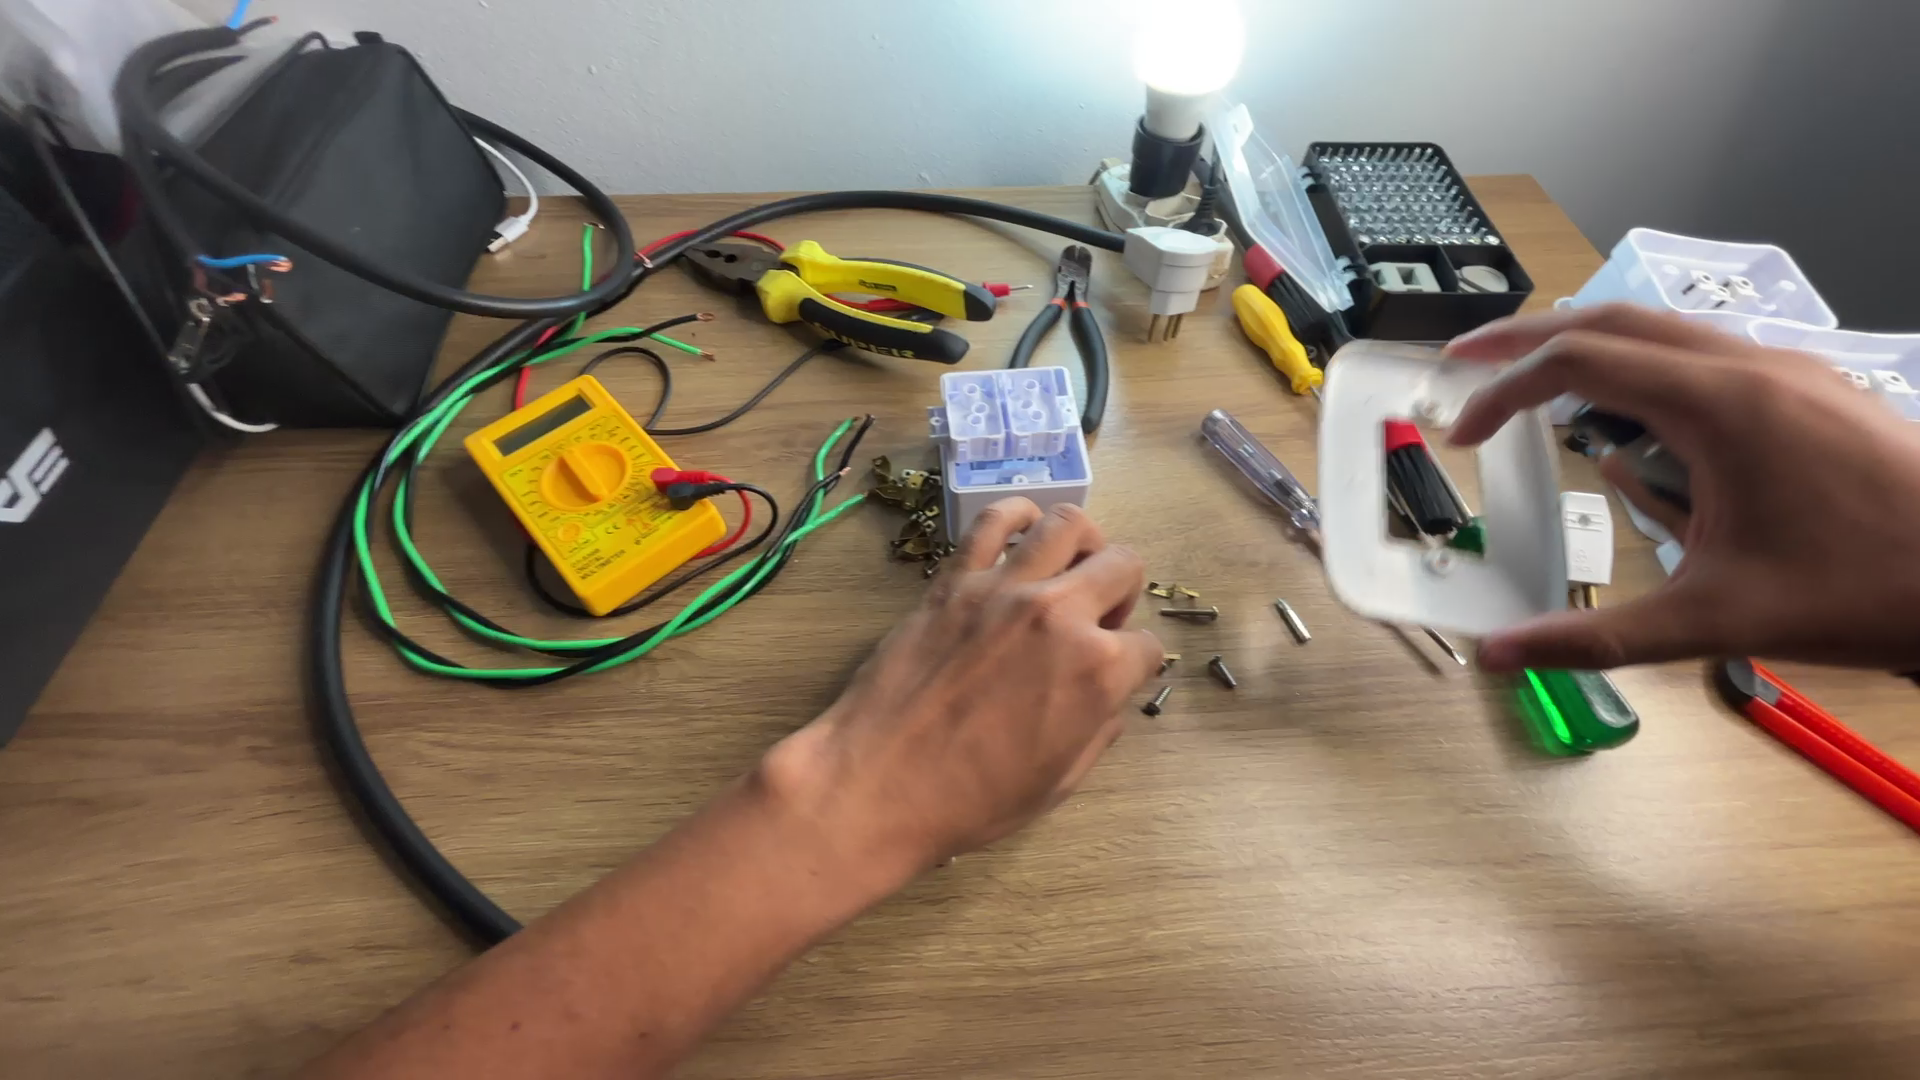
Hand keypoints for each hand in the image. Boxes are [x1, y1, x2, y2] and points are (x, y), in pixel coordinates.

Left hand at [762, 498, 1161, 874]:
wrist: (879, 782)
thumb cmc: (971, 799)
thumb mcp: (1060, 781)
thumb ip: (1099, 727)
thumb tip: (1109, 694)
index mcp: (1097, 672)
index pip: (1146, 644)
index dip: (1136, 661)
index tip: (1117, 670)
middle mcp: (1060, 614)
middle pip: (1123, 566)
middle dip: (1124, 590)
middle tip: (1099, 615)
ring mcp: (1005, 588)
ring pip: (1068, 524)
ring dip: (1084, 541)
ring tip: (1069, 564)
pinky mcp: (955, 578)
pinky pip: (994, 521)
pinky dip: (1017, 514)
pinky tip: (1022, 530)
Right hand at [1445, 303, 1919, 673]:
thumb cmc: (1870, 590)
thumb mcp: (1716, 620)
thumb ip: (1593, 637)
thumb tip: (1493, 656)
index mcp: (1720, 406)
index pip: (1574, 364)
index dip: (1500, 394)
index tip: (1461, 438)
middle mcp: (1749, 369)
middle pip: (1608, 320)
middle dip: (1521, 336)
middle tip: (1460, 358)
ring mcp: (1784, 372)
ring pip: (1655, 327)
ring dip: (1578, 343)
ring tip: (1524, 376)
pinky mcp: (1803, 389)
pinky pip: (1694, 353)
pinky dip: (1630, 363)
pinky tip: (1617, 412)